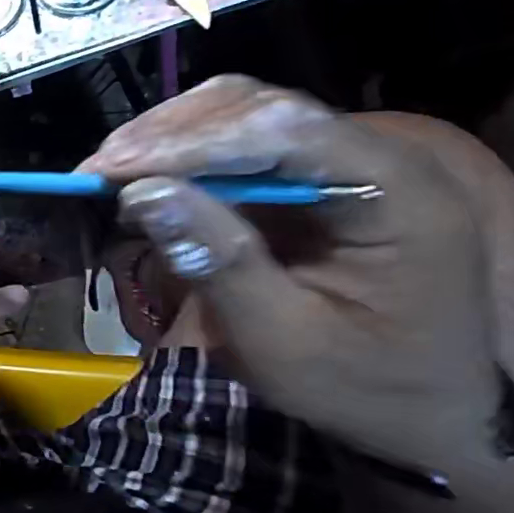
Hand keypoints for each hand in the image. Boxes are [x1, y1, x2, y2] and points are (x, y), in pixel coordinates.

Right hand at [79, 75, 500, 466]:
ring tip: (105, 175)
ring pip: (237, 112)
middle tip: (94, 174)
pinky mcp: (301, 176)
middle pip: (256, 106)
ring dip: (162, 138)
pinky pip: (229, 141)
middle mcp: (374, 157)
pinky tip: (137, 179)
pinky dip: (173, 154)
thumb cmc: (359, 384)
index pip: (287, 133)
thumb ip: (219, 263)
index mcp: (399, 196)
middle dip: (165, 134)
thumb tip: (140, 194)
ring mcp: (337, 161)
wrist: (420, 406)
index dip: (189, 144)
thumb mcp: (283, 340)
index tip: (109, 172)